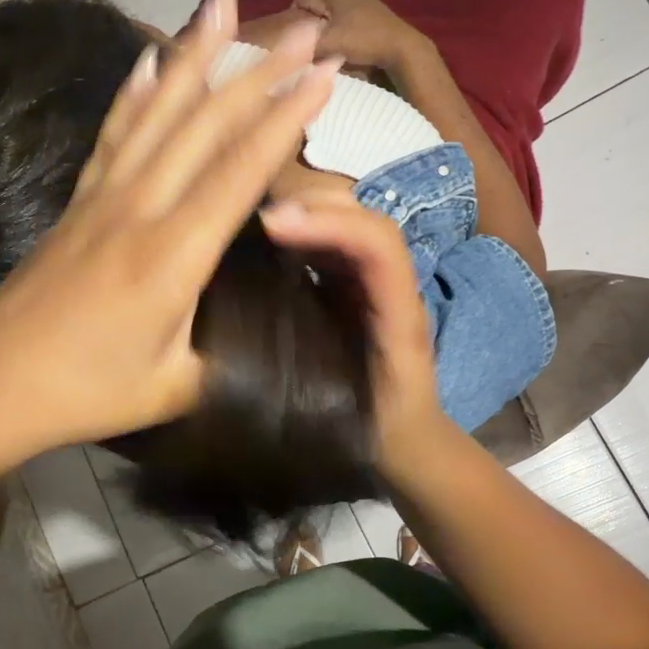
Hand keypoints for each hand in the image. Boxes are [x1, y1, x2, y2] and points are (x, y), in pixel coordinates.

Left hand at [0, 0, 340, 482]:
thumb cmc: (86, 395)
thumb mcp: (173, 389)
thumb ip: (224, 353)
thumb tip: (257, 333)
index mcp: (173, 257)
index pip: (241, 171)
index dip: (286, 119)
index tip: (326, 72)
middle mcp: (139, 210)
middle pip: (205, 125)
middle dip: (260, 71)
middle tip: (306, 26)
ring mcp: (101, 200)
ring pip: (156, 112)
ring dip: (194, 54)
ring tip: (225, 1)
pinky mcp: (75, 205)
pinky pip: (112, 135)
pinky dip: (134, 94)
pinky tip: (148, 61)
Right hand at [258, 190, 454, 462]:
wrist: (408, 442)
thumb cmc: (379, 433)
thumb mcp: (346, 411)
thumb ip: (307, 382)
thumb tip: (240, 354)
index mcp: (399, 312)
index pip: (377, 243)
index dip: (328, 223)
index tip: (272, 226)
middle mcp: (392, 286)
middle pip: (363, 217)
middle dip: (313, 205)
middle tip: (256, 220)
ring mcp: (374, 284)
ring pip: (348, 224)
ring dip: (305, 213)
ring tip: (258, 224)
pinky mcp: (356, 288)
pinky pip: (333, 245)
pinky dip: (301, 233)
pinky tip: (267, 243)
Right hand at [292, 0, 424, 71]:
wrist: (401, 47)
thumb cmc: (363, 41)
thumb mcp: (329, 44)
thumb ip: (306, 45)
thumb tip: (292, 50)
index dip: (293, 17)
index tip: (294, 38)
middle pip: (318, 5)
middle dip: (310, 24)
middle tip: (308, 45)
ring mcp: (362, 1)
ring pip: (333, 13)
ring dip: (326, 29)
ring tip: (325, 48)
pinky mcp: (372, 13)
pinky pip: (347, 19)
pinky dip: (341, 30)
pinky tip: (344, 46)